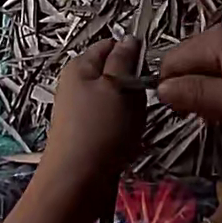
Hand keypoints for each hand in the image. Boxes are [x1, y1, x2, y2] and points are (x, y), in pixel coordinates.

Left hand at [41, 38, 144, 189]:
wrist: (77, 183)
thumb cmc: (98, 130)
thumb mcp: (117, 86)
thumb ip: (125, 59)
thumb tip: (130, 38)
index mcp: (80, 65)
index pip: (112, 44)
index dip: (132, 55)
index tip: (144, 73)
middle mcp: (77, 83)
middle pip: (117, 73)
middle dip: (133, 86)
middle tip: (136, 104)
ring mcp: (81, 109)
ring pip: (118, 99)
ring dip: (131, 110)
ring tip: (130, 126)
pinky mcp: (87, 132)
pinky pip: (113, 121)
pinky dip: (123, 128)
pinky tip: (124, 141)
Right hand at [157, 25, 221, 131]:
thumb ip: (196, 94)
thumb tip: (160, 90)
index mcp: (216, 40)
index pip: (170, 62)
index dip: (172, 90)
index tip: (188, 115)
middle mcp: (221, 34)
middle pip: (184, 63)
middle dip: (189, 92)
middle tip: (211, 117)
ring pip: (200, 70)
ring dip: (205, 95)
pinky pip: (217, 72)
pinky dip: (219, 91)